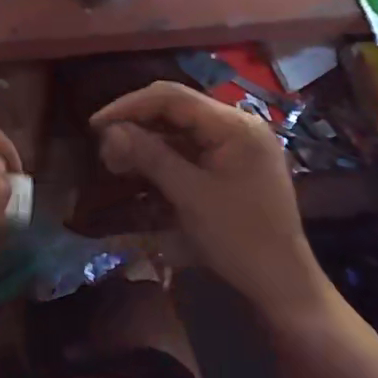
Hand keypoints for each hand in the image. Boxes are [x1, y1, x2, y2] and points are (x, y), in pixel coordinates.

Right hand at [92, 81, 327, 320]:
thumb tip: (111, 131)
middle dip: (139, 124)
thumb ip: (151, 157)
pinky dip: (169, 156)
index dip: (130, 105)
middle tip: (104, 147)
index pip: (174, 97)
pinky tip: (144, 167)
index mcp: (234, 124)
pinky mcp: (238, 163)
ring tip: (117, 159)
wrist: (282, 279)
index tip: (95, 124)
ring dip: (151, 141)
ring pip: (186, 130)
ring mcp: (241, 144)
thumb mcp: (190, 196)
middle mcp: (240, 124)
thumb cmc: (239, 237)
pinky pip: (197, 149)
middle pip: (180, 110)